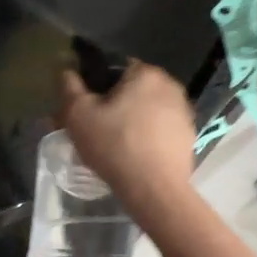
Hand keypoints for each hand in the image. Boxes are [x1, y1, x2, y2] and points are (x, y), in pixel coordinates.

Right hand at [59, 60, 195, 221]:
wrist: (154, 189)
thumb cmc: (113, 145)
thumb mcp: (77, 114)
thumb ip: (70, 87)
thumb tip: (68, 72)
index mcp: (145, 73)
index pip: (113, 67)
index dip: (94, 84)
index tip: (83, 105)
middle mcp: (170, 85)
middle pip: (131, 89)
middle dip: (111, 103)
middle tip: (92, 125)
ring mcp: (183, 111)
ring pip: (145, 108)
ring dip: (128, 119)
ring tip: (109, 142)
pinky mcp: (188, 135)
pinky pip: (158, 127)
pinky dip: (144, 134)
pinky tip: (130, 153)